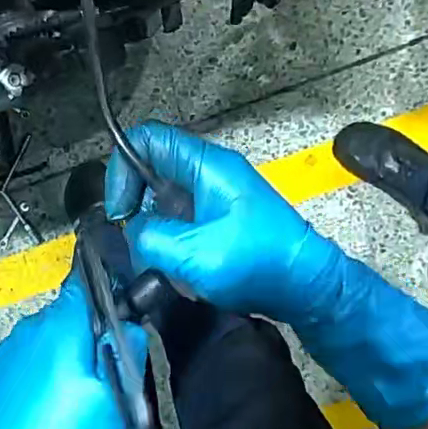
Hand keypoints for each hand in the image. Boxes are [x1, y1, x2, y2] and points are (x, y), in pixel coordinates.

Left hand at [0, 273, 145, 428]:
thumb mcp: (117, 399)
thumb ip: (128, 350)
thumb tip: (130, 323)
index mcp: (59, 322)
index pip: (86, 281)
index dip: (112, 291)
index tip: (131, 311)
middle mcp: (29, 326)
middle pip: (71, 312)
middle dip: (95, 332)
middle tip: (118, 368)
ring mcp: (10, 351)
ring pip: (54, 338)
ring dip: (74, 354)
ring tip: (88, 396)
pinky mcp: (0, 376)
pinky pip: (36, 359)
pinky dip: (53, 371)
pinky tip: (60, 407)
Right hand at [103, 120, 346, 322]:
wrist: (307, 288)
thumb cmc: (264, 265)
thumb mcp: (195, 253)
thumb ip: (150, 237)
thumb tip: (134, 233)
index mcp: (207, 167)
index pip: (146, 139)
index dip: (121, 168)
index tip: (120, 209)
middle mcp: (206, 175)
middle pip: (146, 170)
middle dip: (132, 204)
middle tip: (131, 235)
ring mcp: (208, 198)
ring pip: (156, 200)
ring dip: (147, 229)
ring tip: (157, 258)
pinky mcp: (210, 221)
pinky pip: (171, 222)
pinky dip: (162, 243)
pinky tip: (173, 267)